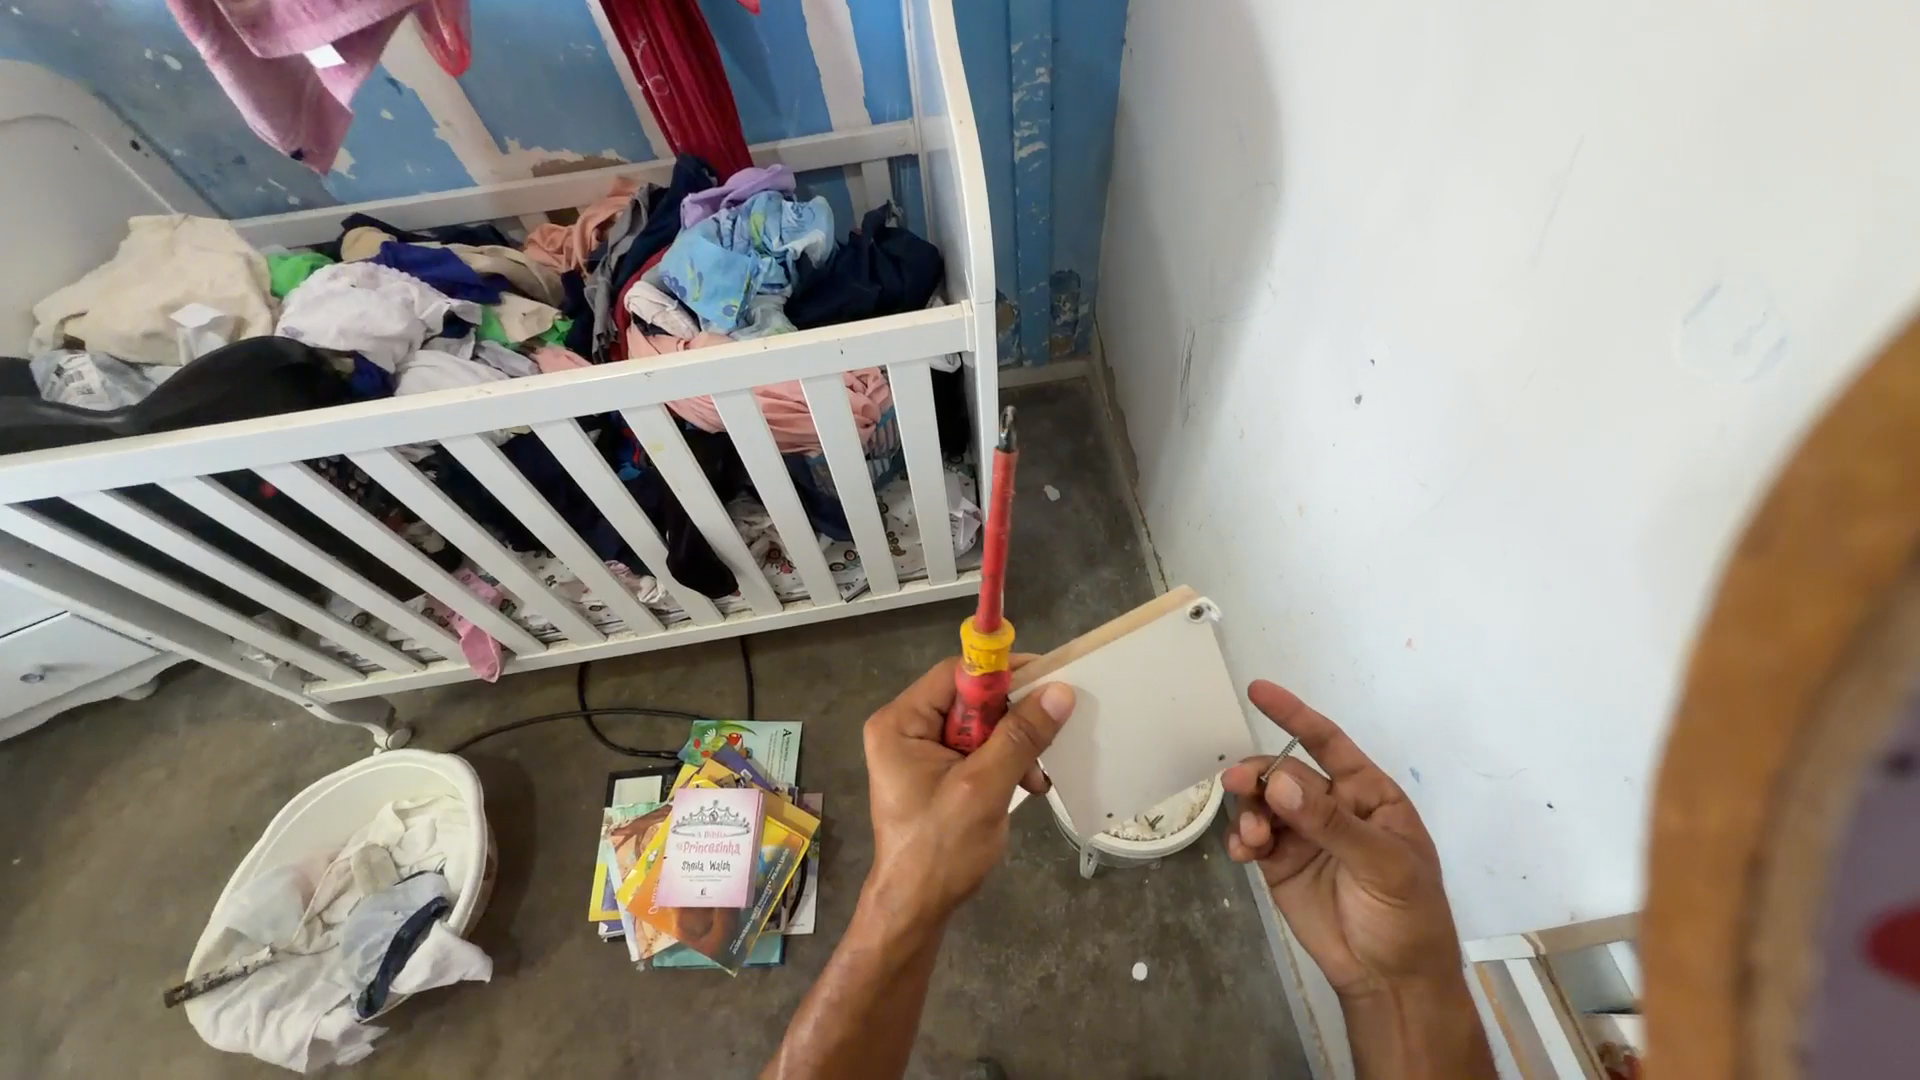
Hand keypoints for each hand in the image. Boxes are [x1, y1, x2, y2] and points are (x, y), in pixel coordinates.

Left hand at [862, 657, 1075, 924]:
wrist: (915, 911)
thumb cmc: (940, 849)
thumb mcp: (984, 788)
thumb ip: (1020, 736)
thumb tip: (1060, 691)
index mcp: (901, 722)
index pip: (956, 674)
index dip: (1002, 673)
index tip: (1047, 678)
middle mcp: (905, 727)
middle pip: (970, 699)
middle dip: (1012, 720)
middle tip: (1049, 733)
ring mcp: (919, 751)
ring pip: (979, 725)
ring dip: (1013, 746)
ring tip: (1036, 775)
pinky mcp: (936, 772)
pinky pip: (977, 750)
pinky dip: (1004, 763)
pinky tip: (1028, 784)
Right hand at [1222, 680, 1462, 998]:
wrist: (1389, 983)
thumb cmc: (1407, 917)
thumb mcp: (1382, 866)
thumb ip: (1330, 823)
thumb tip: (1279, 781)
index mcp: (1367, 796)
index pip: (1328, 744)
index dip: (1294, 715)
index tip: (1258, 690)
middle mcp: (1331, 806)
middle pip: (1284, 771)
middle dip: (1259, 773)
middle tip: (1236, 784)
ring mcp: (1302, 832)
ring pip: (1262, 800)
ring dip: (1250, 810)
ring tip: (1252, 839)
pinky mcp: (1278, 860)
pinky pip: (1250, 834)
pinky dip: (1241, 838)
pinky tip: (1243, 853)